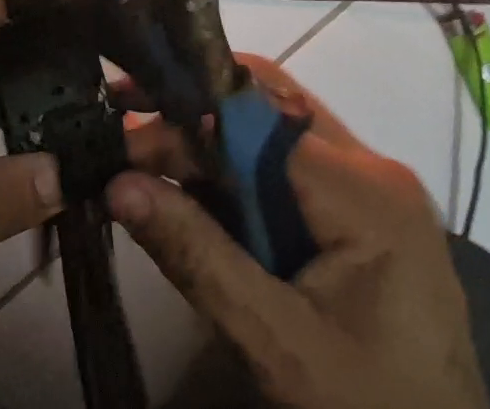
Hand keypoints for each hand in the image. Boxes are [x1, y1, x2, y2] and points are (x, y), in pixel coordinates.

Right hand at [108, 56, 489, 408]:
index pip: (252, 119)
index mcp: (365, 192)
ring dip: (207, 149)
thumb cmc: (368, 408)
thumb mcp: (276, 341)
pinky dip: (235, 180)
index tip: (115, 139)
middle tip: (118, 143)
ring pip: (271, 135)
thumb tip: (115, 184)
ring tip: (142, 171)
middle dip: (187, 118)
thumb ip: (197, 256)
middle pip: (264, 109)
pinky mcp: (365, 218)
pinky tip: (197, 205)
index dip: (179, 123)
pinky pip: (287, 172)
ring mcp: (374, 192)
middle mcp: (374, 171)